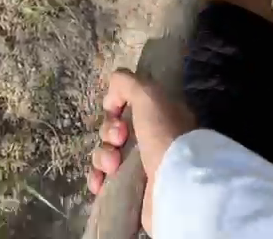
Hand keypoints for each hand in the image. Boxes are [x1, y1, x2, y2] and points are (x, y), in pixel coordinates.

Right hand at [87, 69, 195, 232]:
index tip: (115, 110)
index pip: (127, 104)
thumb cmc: (164, 133)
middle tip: (119, 139)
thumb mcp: (148, 95)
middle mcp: (150, 139)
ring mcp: (140, 166)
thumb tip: (112, 93)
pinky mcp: (130, 190)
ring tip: (113, 165)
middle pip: (113, 128)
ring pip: (106, 153)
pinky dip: (98, 179)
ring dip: (102, 156)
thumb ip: (127, 82)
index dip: (115, 105)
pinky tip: (100, 182)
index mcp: (158, 115)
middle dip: (109, 131)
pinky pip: (104, 180)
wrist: (175, 185)